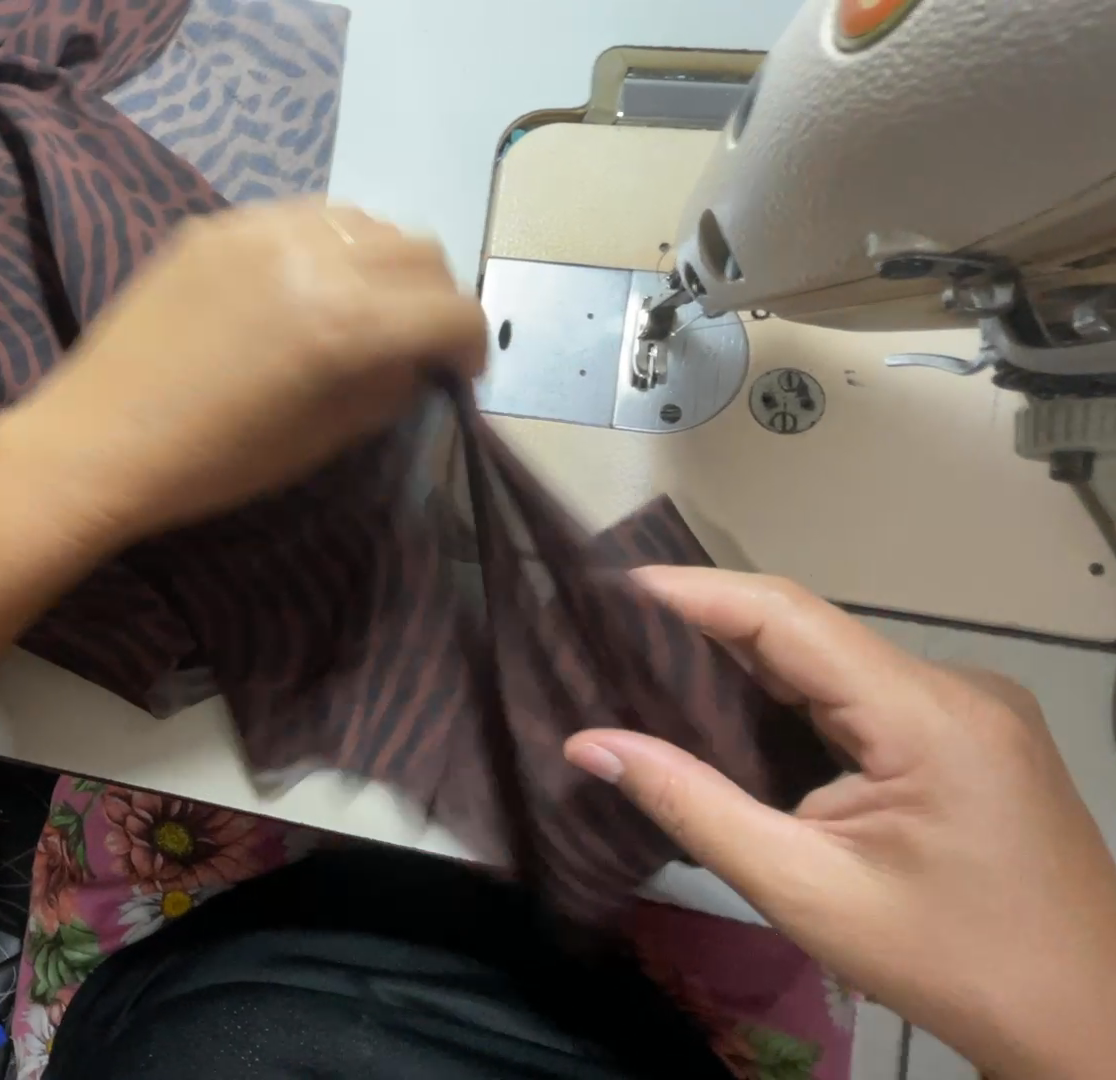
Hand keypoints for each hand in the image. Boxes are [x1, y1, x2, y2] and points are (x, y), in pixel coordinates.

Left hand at [0, 198, 485, 547]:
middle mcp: (310, 253)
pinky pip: (297, 219)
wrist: (95, 443)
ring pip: (360, 220)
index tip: (458, 371)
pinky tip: (298, 289)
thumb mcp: (317, 442)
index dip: (470, 343)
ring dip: (381, 264)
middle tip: (413, 342)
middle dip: (432, 299)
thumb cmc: (208, 466)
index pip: (449, 310)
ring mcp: (256, 227)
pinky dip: (323, 249)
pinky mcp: (213, 226)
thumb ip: (385, 389)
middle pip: (416, 249)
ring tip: (359, 310)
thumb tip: (417, 360)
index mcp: (342, 321)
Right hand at [563, 567, 1115, 1079]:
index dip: (689, 589)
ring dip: (723, 648)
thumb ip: (688, 803)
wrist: (1099, 1034)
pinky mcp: (948, 729)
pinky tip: (706, 696)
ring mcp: (955, 705)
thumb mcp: (802, 888)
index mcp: (927, 716)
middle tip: (599, 624)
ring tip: (631, 652)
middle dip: (692, 617)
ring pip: (812, 650)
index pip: (784, 615)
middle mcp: (948, 689)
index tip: (603, 586)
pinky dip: (762, 681)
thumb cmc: (955, 963)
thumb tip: (584, 744)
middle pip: (796, 624)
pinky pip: (835, 681)